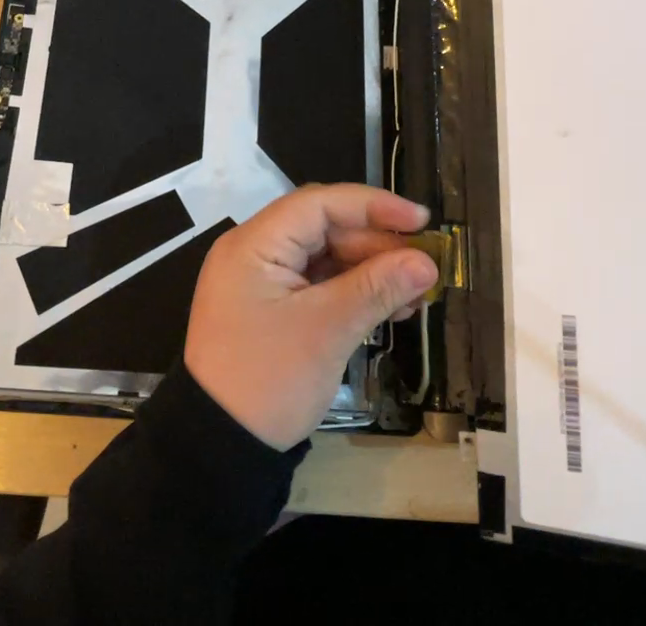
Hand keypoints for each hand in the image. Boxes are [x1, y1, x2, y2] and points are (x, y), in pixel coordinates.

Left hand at [183, 184, 438, 449]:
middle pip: (324, 229)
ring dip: (370, 272)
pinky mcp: (271, 308)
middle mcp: (254, 252)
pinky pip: (318, 285)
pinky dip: (353, 293)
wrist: (219, 442)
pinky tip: (391, 309)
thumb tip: (426, 262)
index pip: (318, 204)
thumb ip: (376, 288)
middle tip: (424, 268)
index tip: (420, 221)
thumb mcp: (326, 330)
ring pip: (325, 258)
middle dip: (376, 245)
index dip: (372, 206)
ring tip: (415, 295)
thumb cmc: (268, 378)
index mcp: (254, 244)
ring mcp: (262, 281)